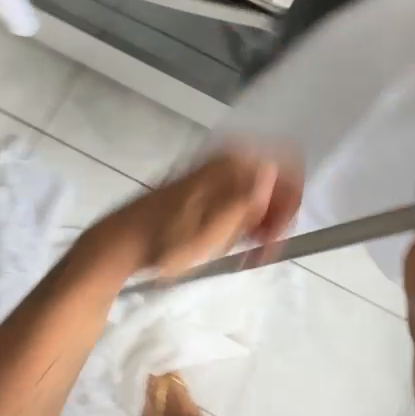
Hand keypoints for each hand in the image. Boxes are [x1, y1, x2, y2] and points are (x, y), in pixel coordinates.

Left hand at [87, 145, 303, 277]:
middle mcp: (227, 160)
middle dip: (277, 214)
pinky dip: (246, 222)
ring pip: (258, 192)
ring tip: (254, 255)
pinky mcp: (206, 190)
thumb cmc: (169, 239)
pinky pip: (240, 200)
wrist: (124, 244)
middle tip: (267, 250)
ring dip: (263, 222)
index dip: (290, 199)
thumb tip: (274, 172)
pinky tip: (242, 246)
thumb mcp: (213, 227)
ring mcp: (216, 174)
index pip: (283, 165)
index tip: (281, 233)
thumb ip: (247, 200)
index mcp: (232, 162)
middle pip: (273, 179)